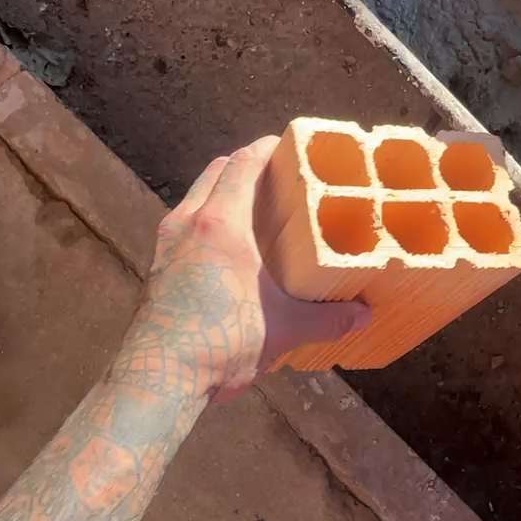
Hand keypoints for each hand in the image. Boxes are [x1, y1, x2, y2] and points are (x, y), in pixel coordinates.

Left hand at [130, 136, 369, 401]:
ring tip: (252, 210)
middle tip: (274, 176)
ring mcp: (165, 245)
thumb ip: (328, 318)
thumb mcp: (285, 329)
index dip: (265, 148)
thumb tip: (364, 316)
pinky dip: (205, 221)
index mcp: (221, 224)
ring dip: (221, 193)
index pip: (243, 165)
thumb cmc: (222, 340)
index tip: (284, 144)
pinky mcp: (155, 269)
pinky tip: (225, 250)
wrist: (159, 377)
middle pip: (215, 172)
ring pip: (195, 198)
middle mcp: (187, 223)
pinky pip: (183, 227)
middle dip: (244, 166)